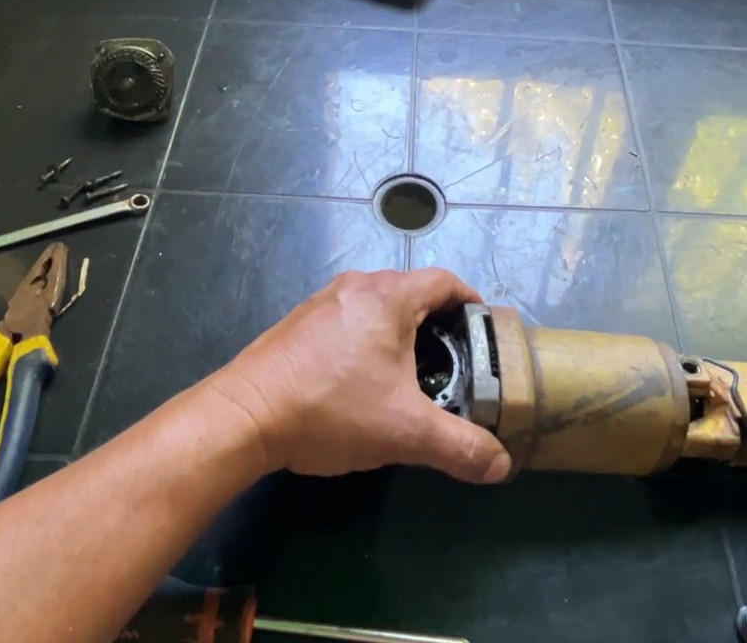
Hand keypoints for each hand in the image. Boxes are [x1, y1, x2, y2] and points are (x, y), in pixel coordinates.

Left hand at [203, 268, 511, 483]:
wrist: (245, 415)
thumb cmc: (331, 410)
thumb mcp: (404, 432)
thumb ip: (459, 447)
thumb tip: (501, 465)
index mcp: (389, 296)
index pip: (445, 280)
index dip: (470, 300)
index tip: (483, 329)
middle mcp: (357, 285)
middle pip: (412, 290)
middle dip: (438, 321)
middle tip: (454, 360)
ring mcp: (323, 300)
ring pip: (378, 304)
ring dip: (400, 329)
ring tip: (412, 372)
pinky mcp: (300, 321)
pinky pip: (349, 317)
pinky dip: (368, 336)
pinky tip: (362, 377)